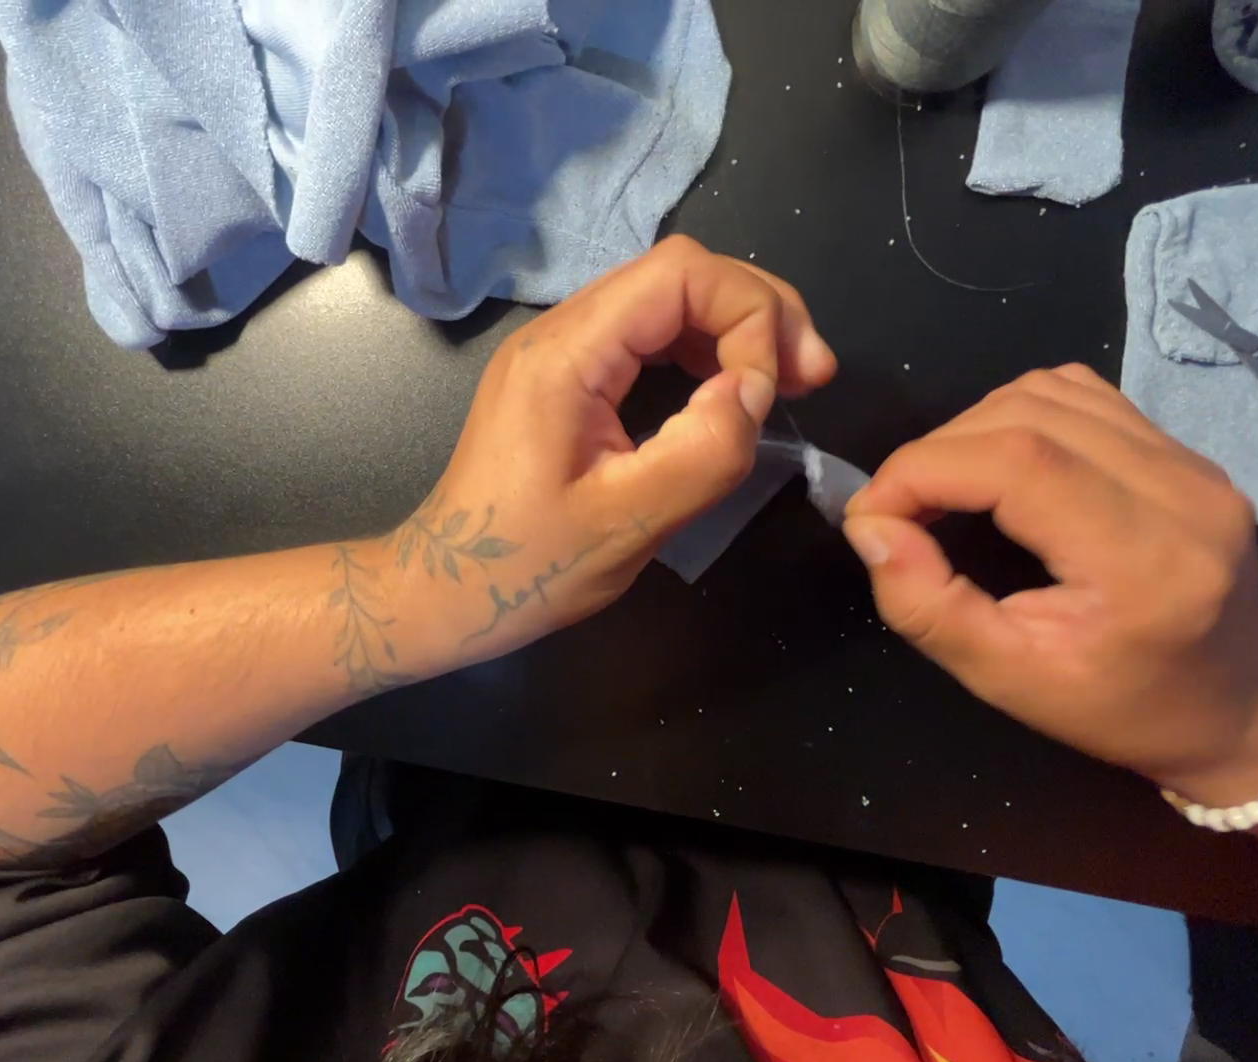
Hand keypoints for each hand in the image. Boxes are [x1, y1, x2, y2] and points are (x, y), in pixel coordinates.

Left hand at [397, 236, 835, 667]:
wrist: (446, 591)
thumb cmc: (526, 567)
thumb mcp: (628, 521)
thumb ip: (704, 450)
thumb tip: (754, 390)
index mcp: (565, 355)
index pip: (679, 274)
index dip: (751, 313)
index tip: (781, 388)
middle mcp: (557, 335)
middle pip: (675, 275)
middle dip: (756, 312)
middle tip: (812, 374)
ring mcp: (555, 355)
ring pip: (662, 304)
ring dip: (731, 331)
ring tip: (783, 382)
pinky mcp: (561, 383)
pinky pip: (641, 342)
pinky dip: (696, 355)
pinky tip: (726, 391)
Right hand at [843, 365, 1257, 787]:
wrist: (1233, 706)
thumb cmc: (1112, 707)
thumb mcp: (998, 677)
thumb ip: (922, 604)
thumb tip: (869, 526)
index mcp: (1144, 560)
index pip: (1017, 463)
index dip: (920, 470)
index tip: (870, 515)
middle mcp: (1179, 490)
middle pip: (1023, 417)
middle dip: (931, 454)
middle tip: (897, 509)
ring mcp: (1189, 460)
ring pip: (1043, 394)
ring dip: (965, 432)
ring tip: (941, 488)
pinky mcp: (1179, 449)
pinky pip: (1073, 395)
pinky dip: (1007, 418)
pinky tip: (991, 466)